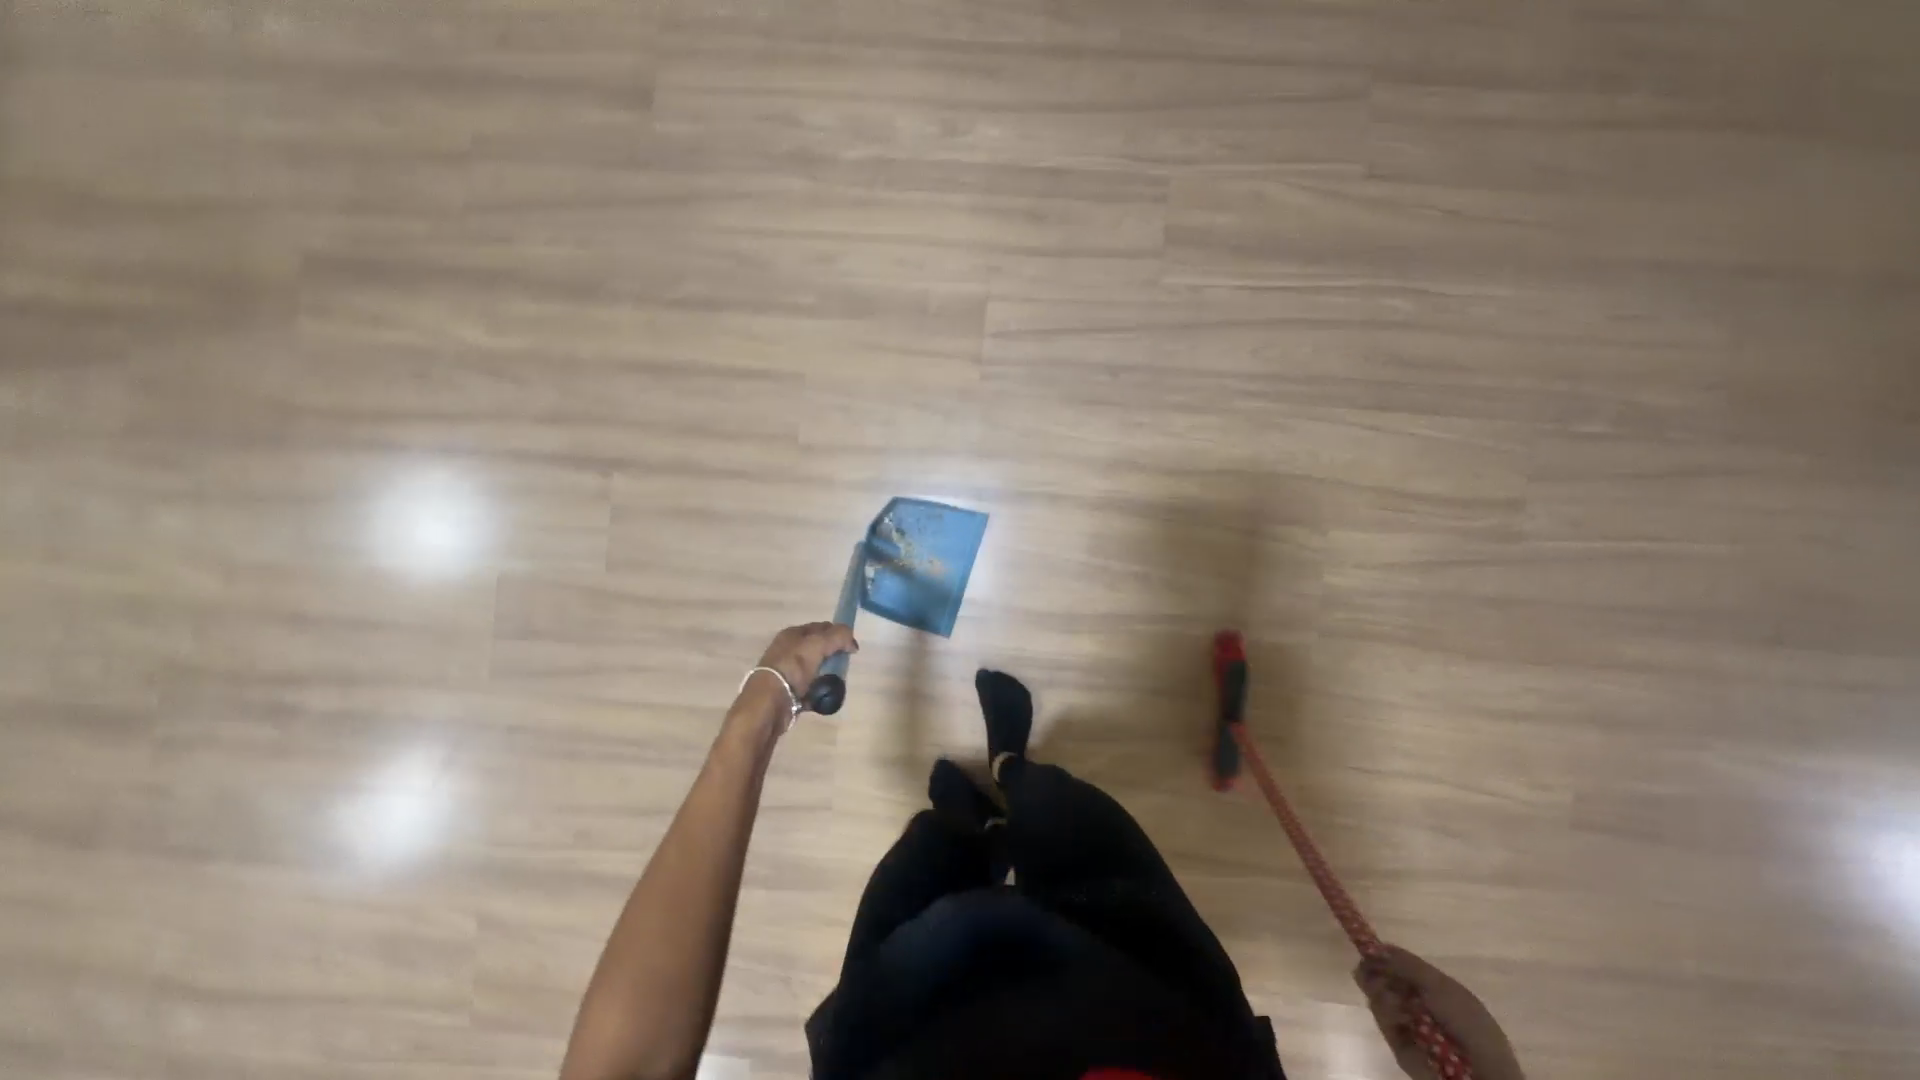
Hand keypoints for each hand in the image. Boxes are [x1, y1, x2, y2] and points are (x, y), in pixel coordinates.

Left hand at [738, 622, 857, 722]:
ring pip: (816, 670)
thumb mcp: (817, 644)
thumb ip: (838, 636)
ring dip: (828, 677)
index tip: (851, 647)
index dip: (837, 634)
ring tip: (837, 684)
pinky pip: (811, 690)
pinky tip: (826, 697)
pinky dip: (820, 693)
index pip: (821, 628)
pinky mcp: (790, 692)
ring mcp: (788, 672)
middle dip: (833, 657)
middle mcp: (789, 651)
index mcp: (793, 634)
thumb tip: (852, 642)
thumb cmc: (792, 667)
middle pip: (819, 649)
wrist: (770, 702)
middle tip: (844, 666)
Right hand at [1354, 945, 1523, 1079]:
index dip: (1383, 955)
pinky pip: (1382, 1019)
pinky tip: (1397, 1016)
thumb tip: (1374, 947)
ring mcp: (1405, 1020)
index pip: (1400, 964)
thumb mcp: (1440, 986)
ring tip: (1392, 999)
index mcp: (1432, 986)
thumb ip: (1407, 965)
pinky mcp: (1396, 1041)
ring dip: (1380, 991)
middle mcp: (1416, 1001)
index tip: (1367, 949)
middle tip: (1366, 969)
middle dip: (1375, 972)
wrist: (1476, 1070)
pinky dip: (1385, 1013)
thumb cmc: (1466, 1022)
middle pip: (1384, 978)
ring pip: (1378, 996)